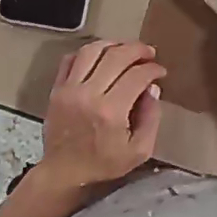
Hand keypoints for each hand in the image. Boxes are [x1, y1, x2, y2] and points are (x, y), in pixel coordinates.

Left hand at [32, 40, 165, 195]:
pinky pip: (70, 59)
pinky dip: (87, 53)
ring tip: (126, 49)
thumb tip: (152, 89)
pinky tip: (100, 57)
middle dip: (137, 49)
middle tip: (149, 53)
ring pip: (91, 51)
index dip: (153, 69)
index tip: (160, 72)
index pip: (136, 76)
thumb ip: (151, 119)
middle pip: (116, 56)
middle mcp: (88, 94)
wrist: (64, 171)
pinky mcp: (57, 89)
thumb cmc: (103, 163)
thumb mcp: (139, 151)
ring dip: (112, 44)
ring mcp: (69, 89)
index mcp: (110, 111)